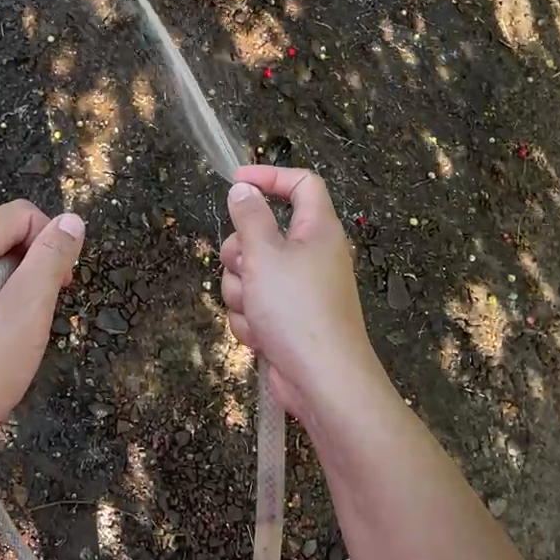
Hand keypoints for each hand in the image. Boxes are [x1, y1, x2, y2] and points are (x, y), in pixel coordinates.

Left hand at [0, 200, 86, 455]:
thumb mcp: (26, 310)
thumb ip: (49, 260)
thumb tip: (71, 219)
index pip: (21, 213)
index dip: (52, 240)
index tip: (63, 286)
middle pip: (6, 236)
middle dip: (37, 266)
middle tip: (45, 313)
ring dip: (21, 291)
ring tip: (23, 335)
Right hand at [220, 166, 379, 421]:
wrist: (323, 382)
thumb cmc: (298, 309)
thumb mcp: (265, 255)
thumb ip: (249, 217)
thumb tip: (243, 190)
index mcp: (317, 230)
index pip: (302, 184)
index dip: (270, 176)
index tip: (235, 182)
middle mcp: (310, 255)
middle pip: (262, 232)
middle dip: (240, 252)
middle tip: (244, 266)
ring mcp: (298, 290)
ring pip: (250, 273)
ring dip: (242, 292)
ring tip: (256, 311)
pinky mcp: (285, 319)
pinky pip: (254, 304)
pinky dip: (250, 319)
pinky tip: (260, 336)